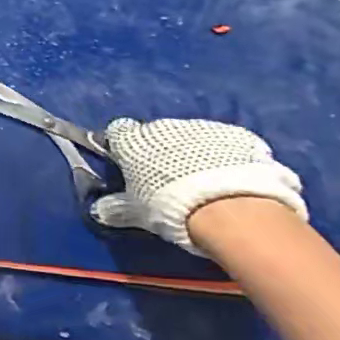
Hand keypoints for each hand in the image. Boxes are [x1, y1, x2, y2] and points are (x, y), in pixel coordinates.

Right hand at [90, 117, 308, 254]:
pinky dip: (224, 154)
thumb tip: (99, 210)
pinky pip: (225, 142)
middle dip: (158, 149)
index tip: (125, 162)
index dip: (122, 146)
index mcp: (132, 140)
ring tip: (201, 176)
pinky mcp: (241, 136)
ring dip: (192, 151)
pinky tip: (228, 175)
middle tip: (164, 175)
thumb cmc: (168, 205)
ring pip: (191, 136)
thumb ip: (114, 208)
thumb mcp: (134, 212)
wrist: (232, 208)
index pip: (118, 131)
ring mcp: (205, 128)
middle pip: (156, 133)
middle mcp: (165, 127)